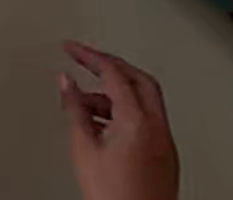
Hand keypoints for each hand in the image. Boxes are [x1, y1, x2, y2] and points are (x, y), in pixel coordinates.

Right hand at [59, 41, 178, 199]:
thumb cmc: (113, 199)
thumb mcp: (83, 147)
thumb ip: (75, 107)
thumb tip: (66, 81)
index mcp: (138, 120)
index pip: (113, 71)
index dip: (88, 55)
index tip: (71, 48)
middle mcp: (157, 128)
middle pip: (137, 78)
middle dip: (109, 64)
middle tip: (86, 58)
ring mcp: (166, 145)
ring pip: (145, 99)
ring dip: (116, 91)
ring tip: (85, 99)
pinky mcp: (166, 159)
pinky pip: (148, 119)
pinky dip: (126, 110)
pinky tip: (103, 121)